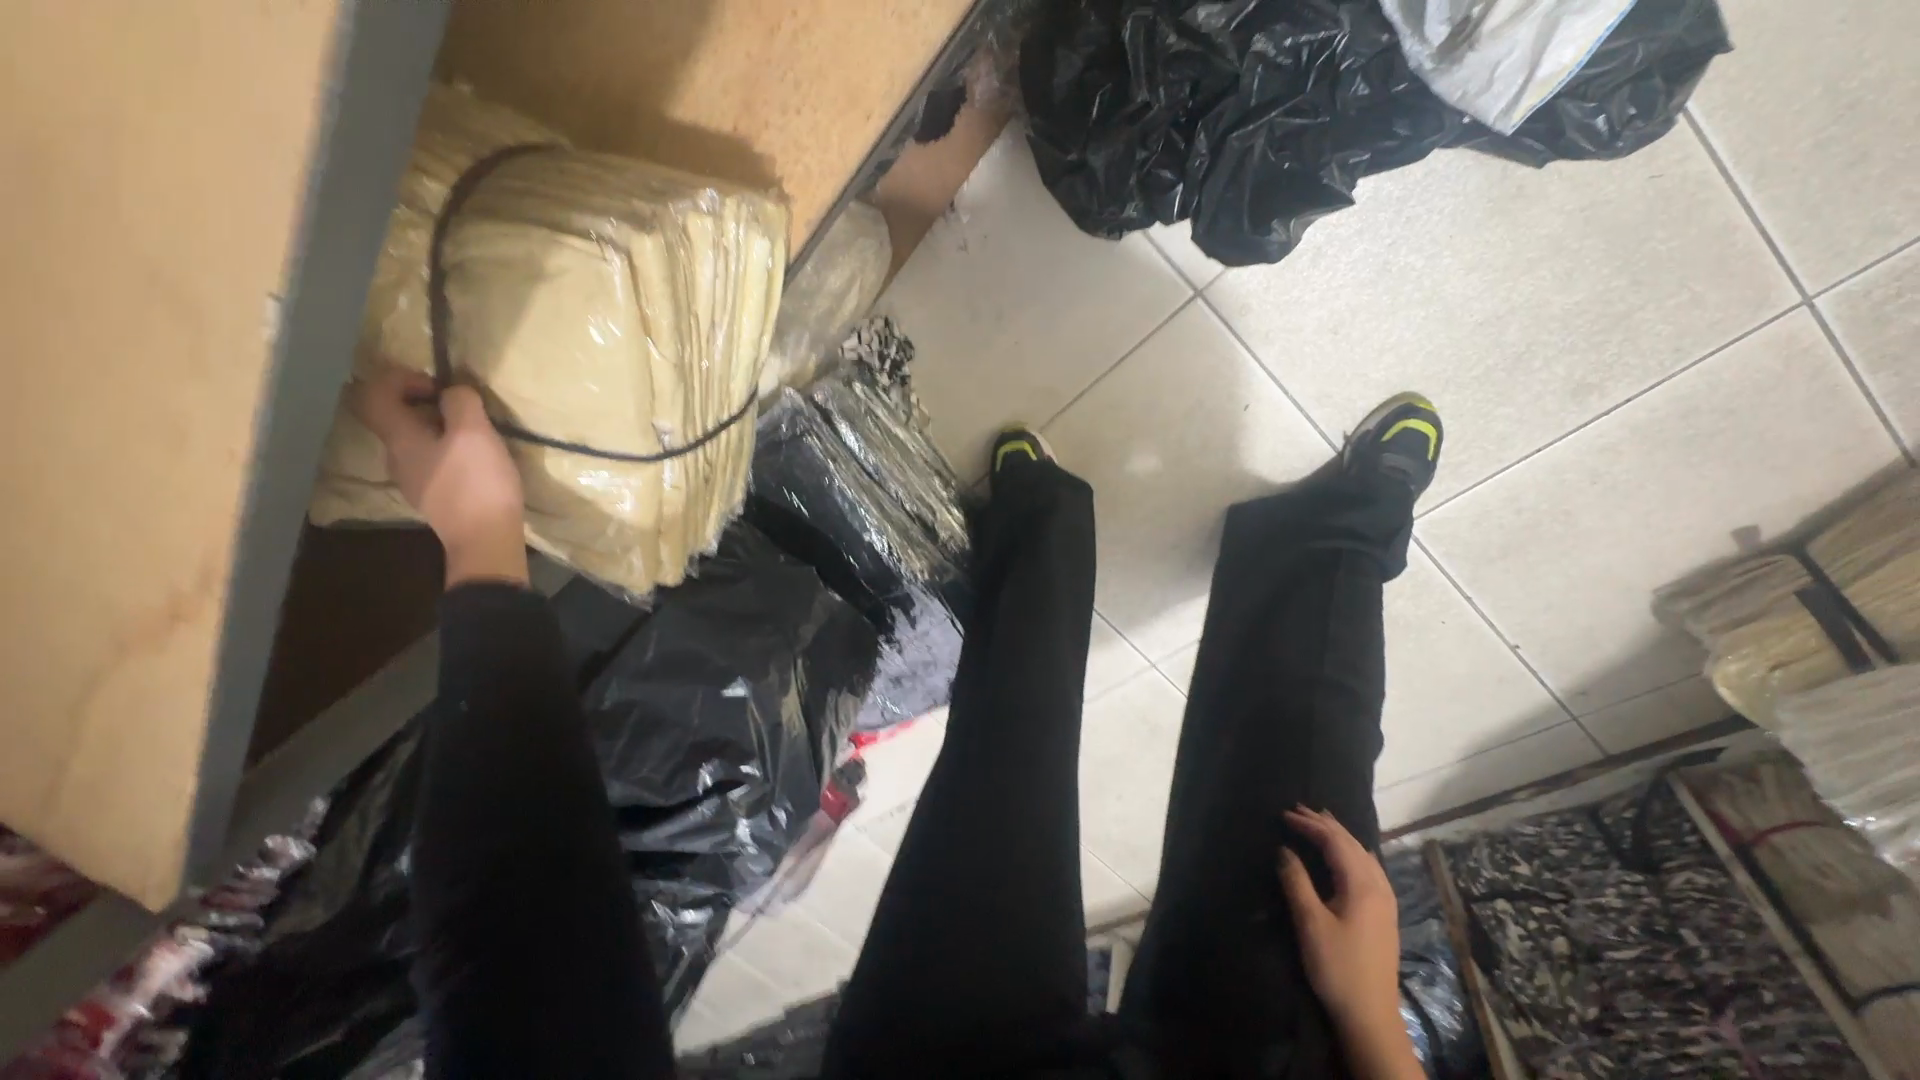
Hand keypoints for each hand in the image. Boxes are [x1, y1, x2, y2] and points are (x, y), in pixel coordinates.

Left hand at [351, 365, 528, 586]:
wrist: (485, 540)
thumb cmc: (477, 482)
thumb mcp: (474, 432)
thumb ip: (460, 402)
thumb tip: (453, 392)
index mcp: (399, 438)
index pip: (375, 395)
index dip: (400, 378)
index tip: (436, 385)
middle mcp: (396, 458)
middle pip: (395, 418)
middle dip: (423, 403)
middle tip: (460, 406)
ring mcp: (414, 480)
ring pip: (414, 440)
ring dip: (438, 427)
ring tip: (473, 433)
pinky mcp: (434, 497)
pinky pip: (431, 461)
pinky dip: (447, 450)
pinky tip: (475, 460)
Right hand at [1279, 807, 1420, 1079]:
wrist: (1370, 1014)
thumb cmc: (1336, 966)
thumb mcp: (1309, 923)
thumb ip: (1296, 882)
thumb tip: (1284, 849)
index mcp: (1362, 885)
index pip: (1336, 841)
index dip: (1310, 824)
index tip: (1284, 814)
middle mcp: (1379, 887)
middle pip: (1353, 844)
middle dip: (1326, 825)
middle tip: (1299, 810)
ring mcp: (1386, 901)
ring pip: (1364, 855)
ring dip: (1341, 837)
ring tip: (1321, 824)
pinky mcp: (1385, 914)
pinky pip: (1369, 868)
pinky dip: (1353, 853)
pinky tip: (1347, 857)